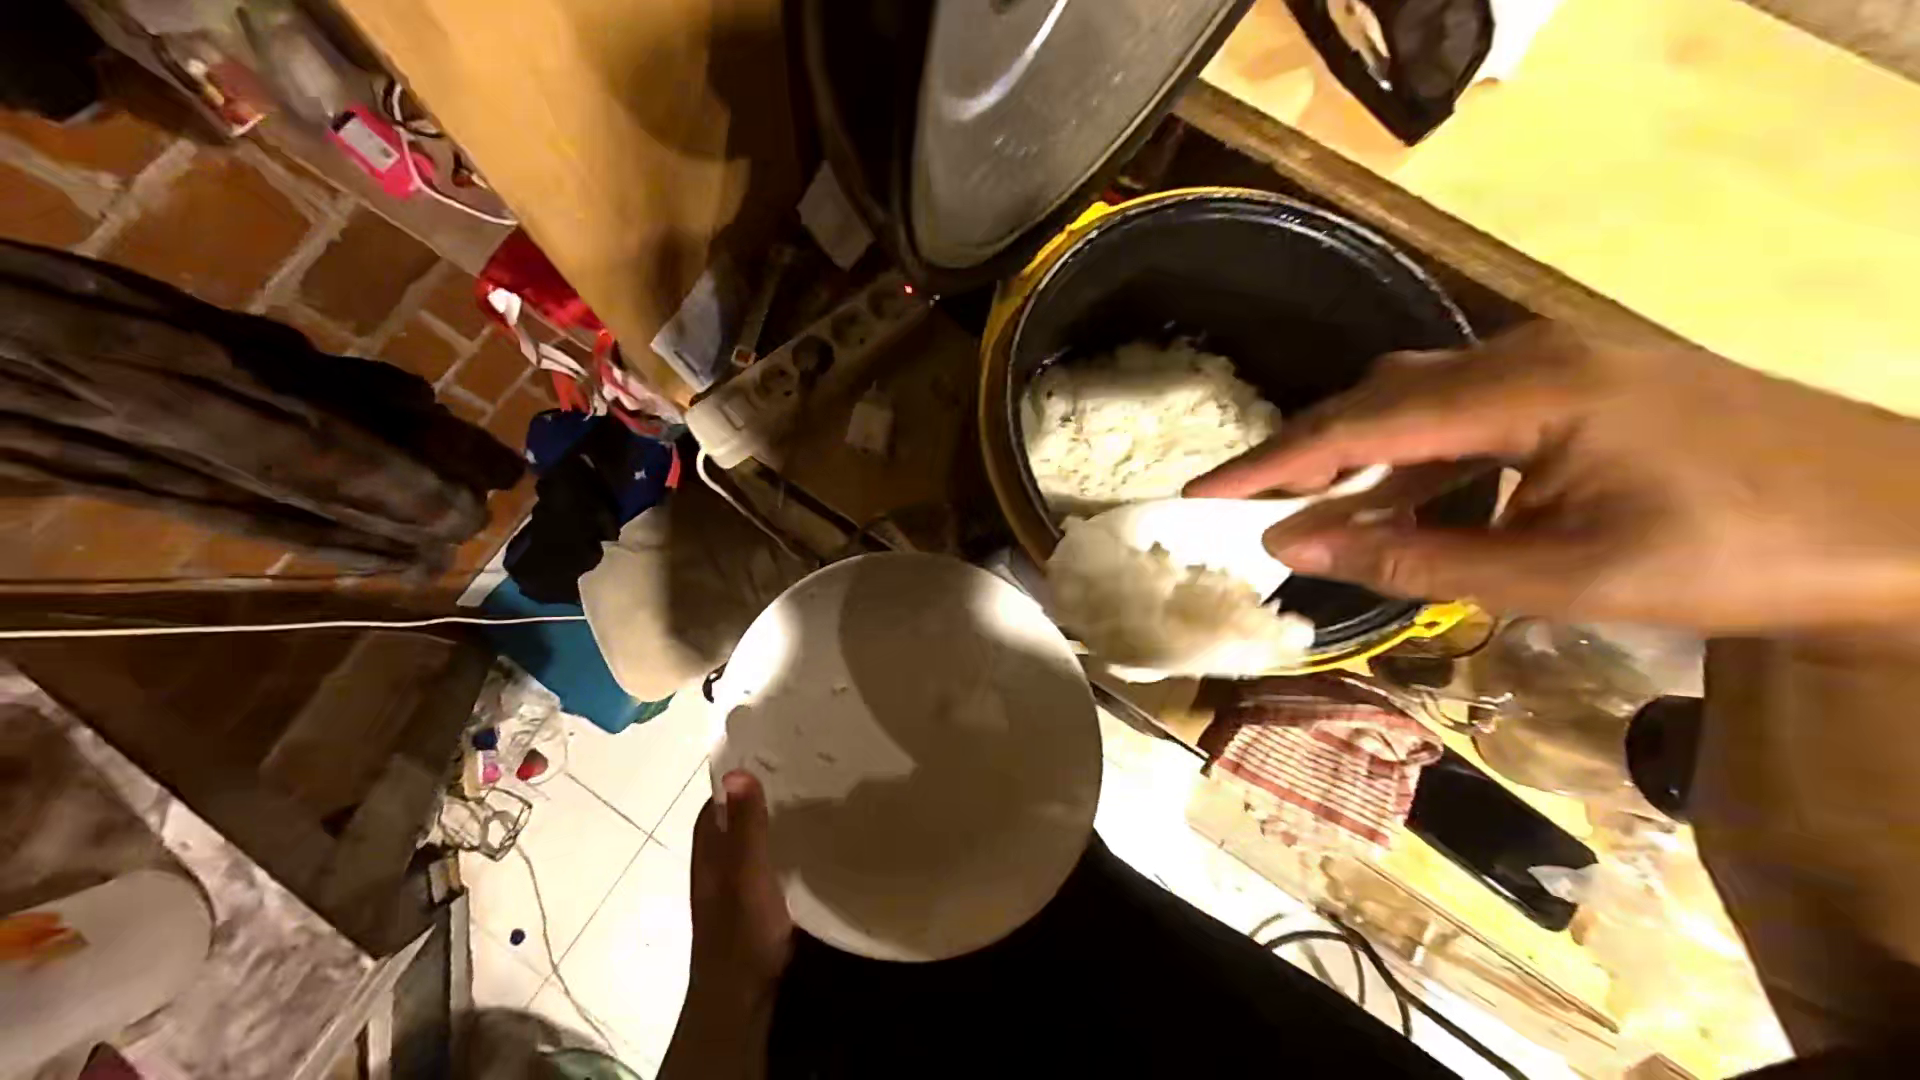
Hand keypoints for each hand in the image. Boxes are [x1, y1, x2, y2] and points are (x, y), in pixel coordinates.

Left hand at [660, 770, 791, 1079]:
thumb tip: (736, 771)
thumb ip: (743, 828)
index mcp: (709, 843)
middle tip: (811, 762)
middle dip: (767, 786)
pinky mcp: (756, 891)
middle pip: (740, 808)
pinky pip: (771, 849)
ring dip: (779, 811)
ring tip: (820, 789)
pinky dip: (787, 836)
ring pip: (756, 828)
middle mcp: (718, 853)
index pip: (722, 792)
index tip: (782, 744)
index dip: (745, 767)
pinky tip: (815, 833)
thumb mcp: (746, 875)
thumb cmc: (741, 932)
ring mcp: (736, 874)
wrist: (743, 996)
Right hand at [1185, 323, 1919, 631]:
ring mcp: (1546, 361)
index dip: (1272, 462)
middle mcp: (1524, 352)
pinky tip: (1387, 502)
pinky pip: (1452, 415)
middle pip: (1373, 398)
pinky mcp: (1563, 383)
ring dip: (1349, 457)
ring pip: (1407, 402)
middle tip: (1235, 501)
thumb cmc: (1740, 557)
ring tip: (1299, 507)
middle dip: (1296, 454)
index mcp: (1527, 387)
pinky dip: (1404, 462)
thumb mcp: (1556, 576)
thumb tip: (1289, 545)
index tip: (1202, 492)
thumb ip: (1409, 558)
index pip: (1360, 421)